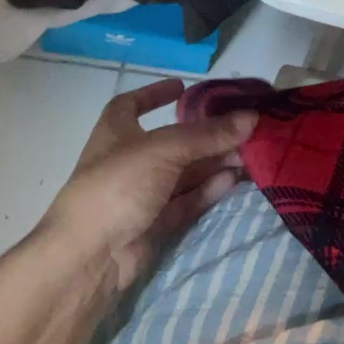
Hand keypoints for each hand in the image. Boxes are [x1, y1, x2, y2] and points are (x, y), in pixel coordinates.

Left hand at [34, 79, 255, 291]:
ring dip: (214, 163)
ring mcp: (141, 194)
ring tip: (249, 156)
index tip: (183, 87)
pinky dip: (208, 189)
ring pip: (184, 173)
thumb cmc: (118, 185)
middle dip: (206, 135)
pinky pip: (187, 200)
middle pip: (173, 142)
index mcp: (116, 133)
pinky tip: (233, 180)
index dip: (154, 94)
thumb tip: (252, 117)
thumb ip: (209, 135)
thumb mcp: (164, 149)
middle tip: (241, 128)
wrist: (90, 255)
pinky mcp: (155, 223)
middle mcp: (129, 161)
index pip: (131, 105)